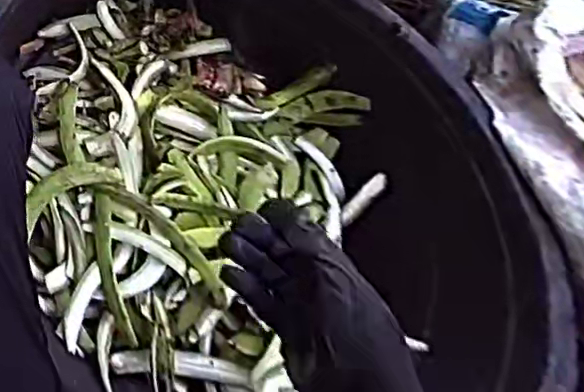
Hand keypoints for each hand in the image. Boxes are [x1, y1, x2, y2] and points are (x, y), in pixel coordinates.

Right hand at [218, 200, 423, 391]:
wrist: (357, 387)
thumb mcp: (330, 272)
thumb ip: (305, 238)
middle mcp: (314, 281)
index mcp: (331, 264)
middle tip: (234, 227)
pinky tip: (230, 275)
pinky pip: (260, 299)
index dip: (276, 218)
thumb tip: (285, 208)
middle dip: (253, 234)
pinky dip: (243, 285)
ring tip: (226, 247)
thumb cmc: (354, 330)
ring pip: (264, 271)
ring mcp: (299, 305)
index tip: (255, 210)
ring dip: (243, 256)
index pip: (298, 230)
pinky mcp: (286, 327)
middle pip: (276, 249)